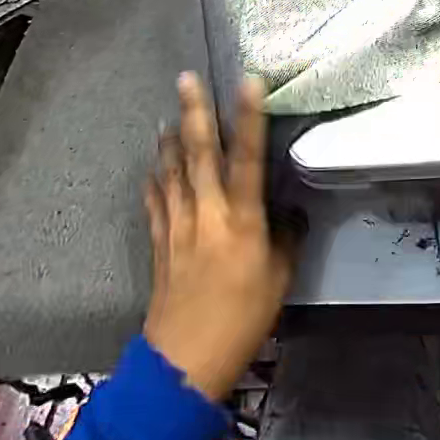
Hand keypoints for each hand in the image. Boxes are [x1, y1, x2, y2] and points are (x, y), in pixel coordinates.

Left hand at [143, 72, 292, 400]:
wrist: (184, 360)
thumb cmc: (244, 317)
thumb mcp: (280, 277)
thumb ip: (284, 239)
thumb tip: (287, 215)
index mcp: (242, 221)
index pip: (248, 159)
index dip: (250, 119)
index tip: (249, 84)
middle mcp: (206, 215)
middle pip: (198, 155)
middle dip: (194, 114)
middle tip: (186, 79)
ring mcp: (177, 227)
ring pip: (171, 173)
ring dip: (169, 140)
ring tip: (167, 113)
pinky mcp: (159, 244)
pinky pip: (154, 202)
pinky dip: (154, 178)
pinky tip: (152, 165)